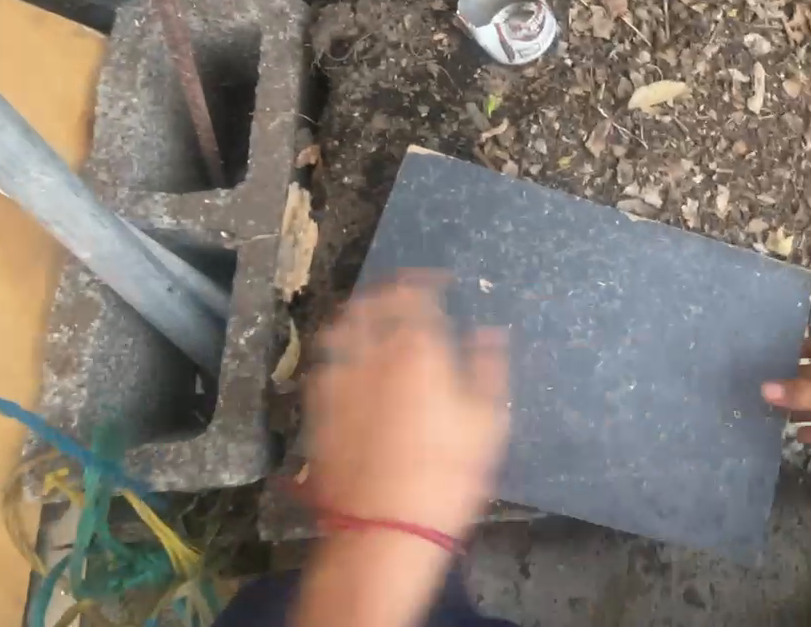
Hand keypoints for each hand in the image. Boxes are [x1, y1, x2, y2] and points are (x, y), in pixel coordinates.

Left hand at [300, 274, 509, 539]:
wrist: (386, 530)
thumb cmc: (448, 473)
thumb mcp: (487, 421)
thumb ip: (488, 367)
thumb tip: (490, 332)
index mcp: (420, 349)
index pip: (414, 294)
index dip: (423, 280)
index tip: (437, 281)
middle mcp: (376, 356)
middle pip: (370, 304)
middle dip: (384, 291)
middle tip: (398, 292)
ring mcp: (342, 383)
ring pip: (338, 331)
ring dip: (353, 316)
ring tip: (364, 318)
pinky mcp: (319, 413)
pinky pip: (321, 369)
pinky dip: (334, 357)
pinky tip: (343, 365)